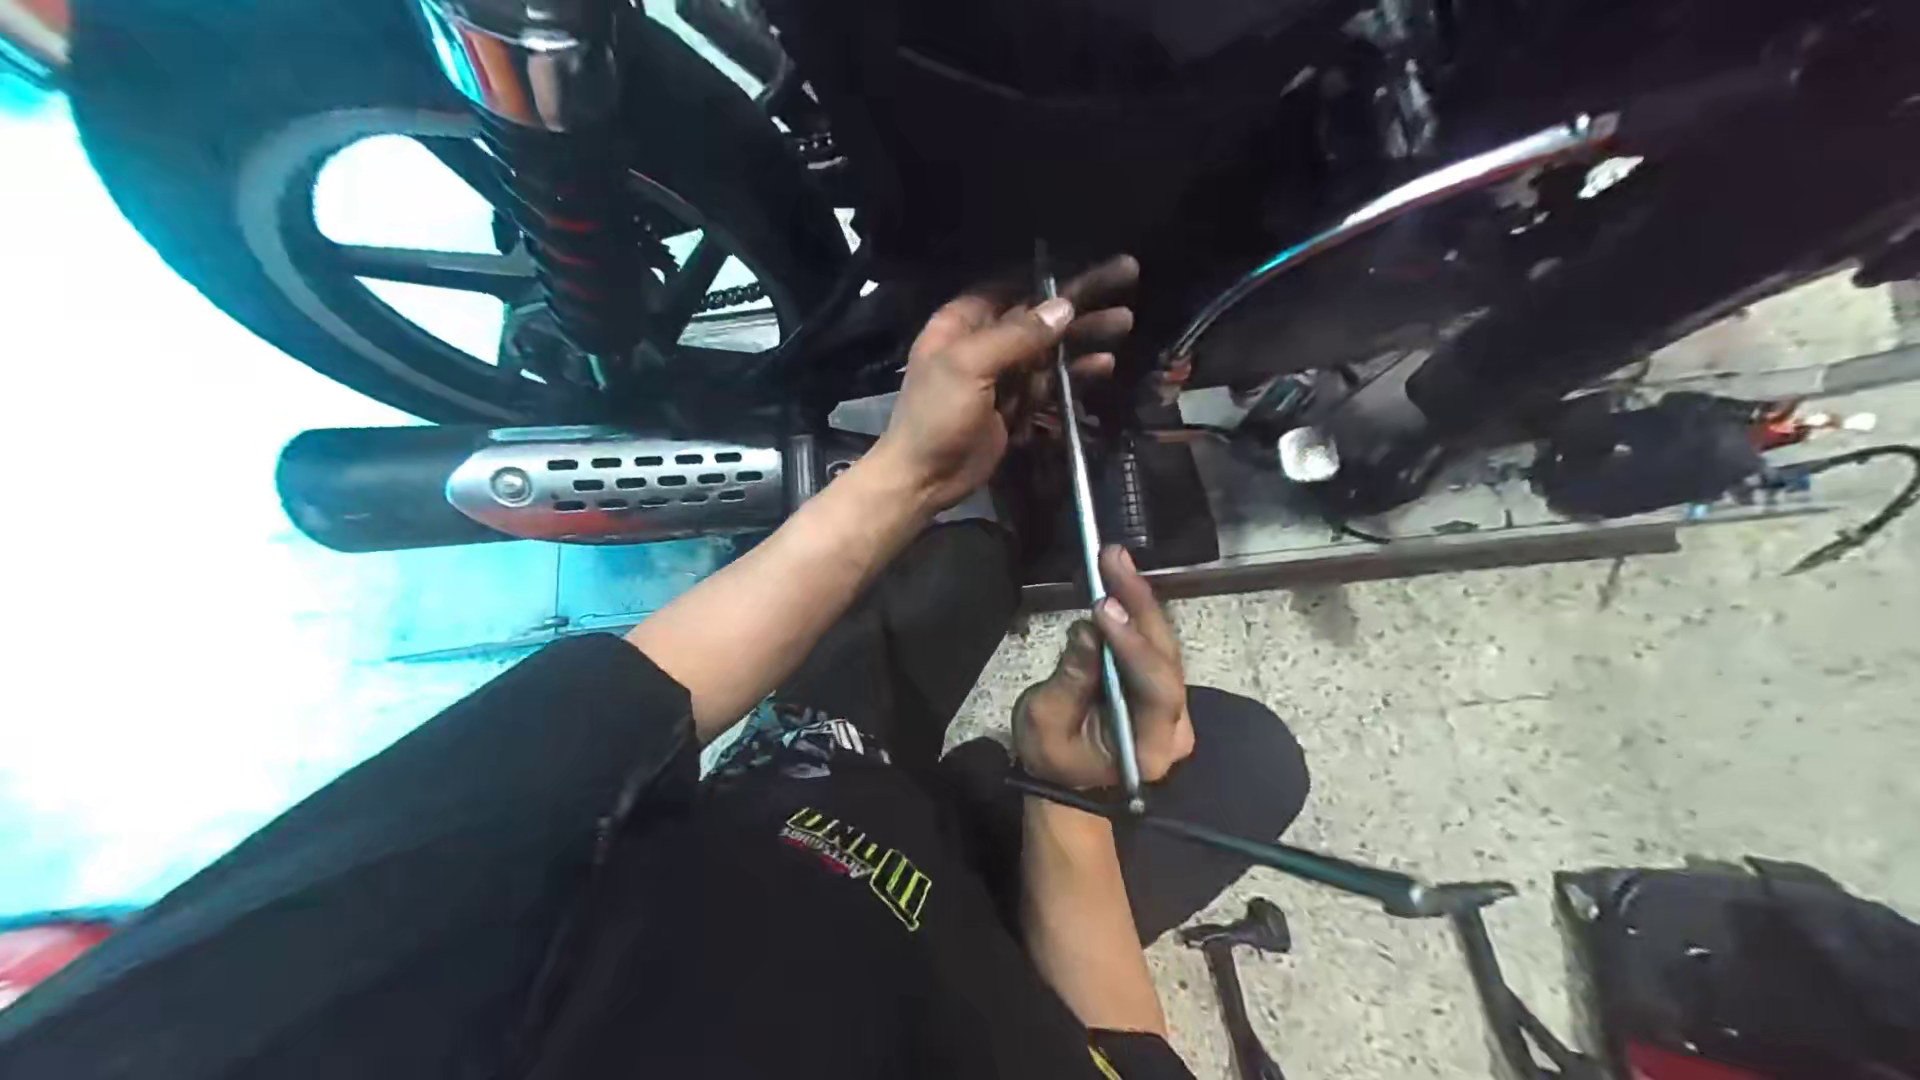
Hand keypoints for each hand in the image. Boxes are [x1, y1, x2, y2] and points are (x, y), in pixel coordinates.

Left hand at [870, 255, 1139, 510]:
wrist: (924, 478)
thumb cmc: (935, 415)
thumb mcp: (968, 366)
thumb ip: (1016, 335)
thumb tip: (1063, 307)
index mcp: (963, 323)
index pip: (1012, 286)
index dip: (1050, 277)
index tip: (1090, 263)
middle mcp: (984, 344)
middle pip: (1039, 316)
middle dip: (1080, 302)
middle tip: (1127, 279)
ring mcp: (1002, 377)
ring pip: (1049, 351)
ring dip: (1084, 338)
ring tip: (1124, 321)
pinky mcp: (1015, 407)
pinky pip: (1049, 385)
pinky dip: (1073, 376)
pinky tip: (1103, 365)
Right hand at [1013, 545, 1193, 789]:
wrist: (1067, 779)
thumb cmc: (1052, 759)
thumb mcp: (1046, 723)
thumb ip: (1070, 679)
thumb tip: (1088, 630)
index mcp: (1150, 747)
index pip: (1156, 690)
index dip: (1133, 646)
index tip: (1103, 607)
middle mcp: (1175, 723)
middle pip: (1165, 656)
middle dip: (1138, 604)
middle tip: (1112, 560)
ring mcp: (1171, 702)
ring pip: (1162, 642)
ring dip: (1137, 598)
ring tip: (1113, 559)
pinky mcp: (1157, 683)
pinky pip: (1151, 642)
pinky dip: (1134, 610)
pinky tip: (1118, 580)